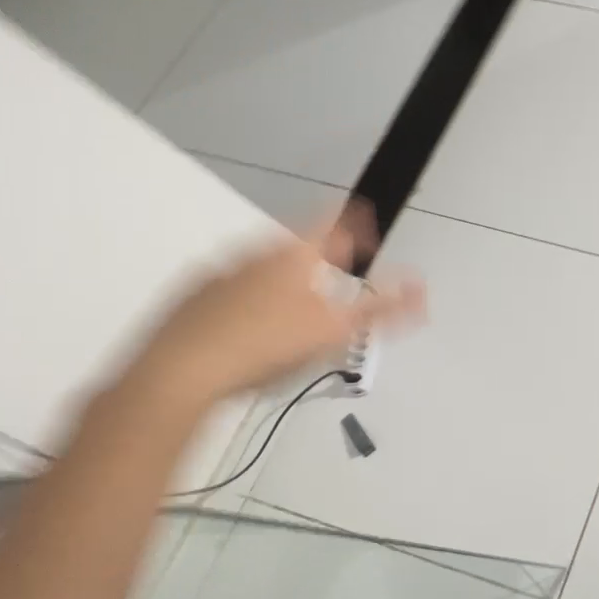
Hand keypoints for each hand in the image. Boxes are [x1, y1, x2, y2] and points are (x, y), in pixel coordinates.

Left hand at [126, 203, 424, 407]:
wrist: (174, 375)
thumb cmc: (264, 346)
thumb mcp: (335, 332)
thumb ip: (384, 310)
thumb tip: (424, 289)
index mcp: (293, 254)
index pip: (334, 223)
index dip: (358, 223)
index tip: (370, 231)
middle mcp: (252, 254)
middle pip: (296, 246)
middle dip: (319, 259)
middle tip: (336, 277)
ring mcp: (215, 276)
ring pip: (260, 268)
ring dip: (282, 280)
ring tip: (295, 309)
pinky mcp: (187, 301)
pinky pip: (228, 290)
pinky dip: (247, 301)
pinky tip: (251, 331)